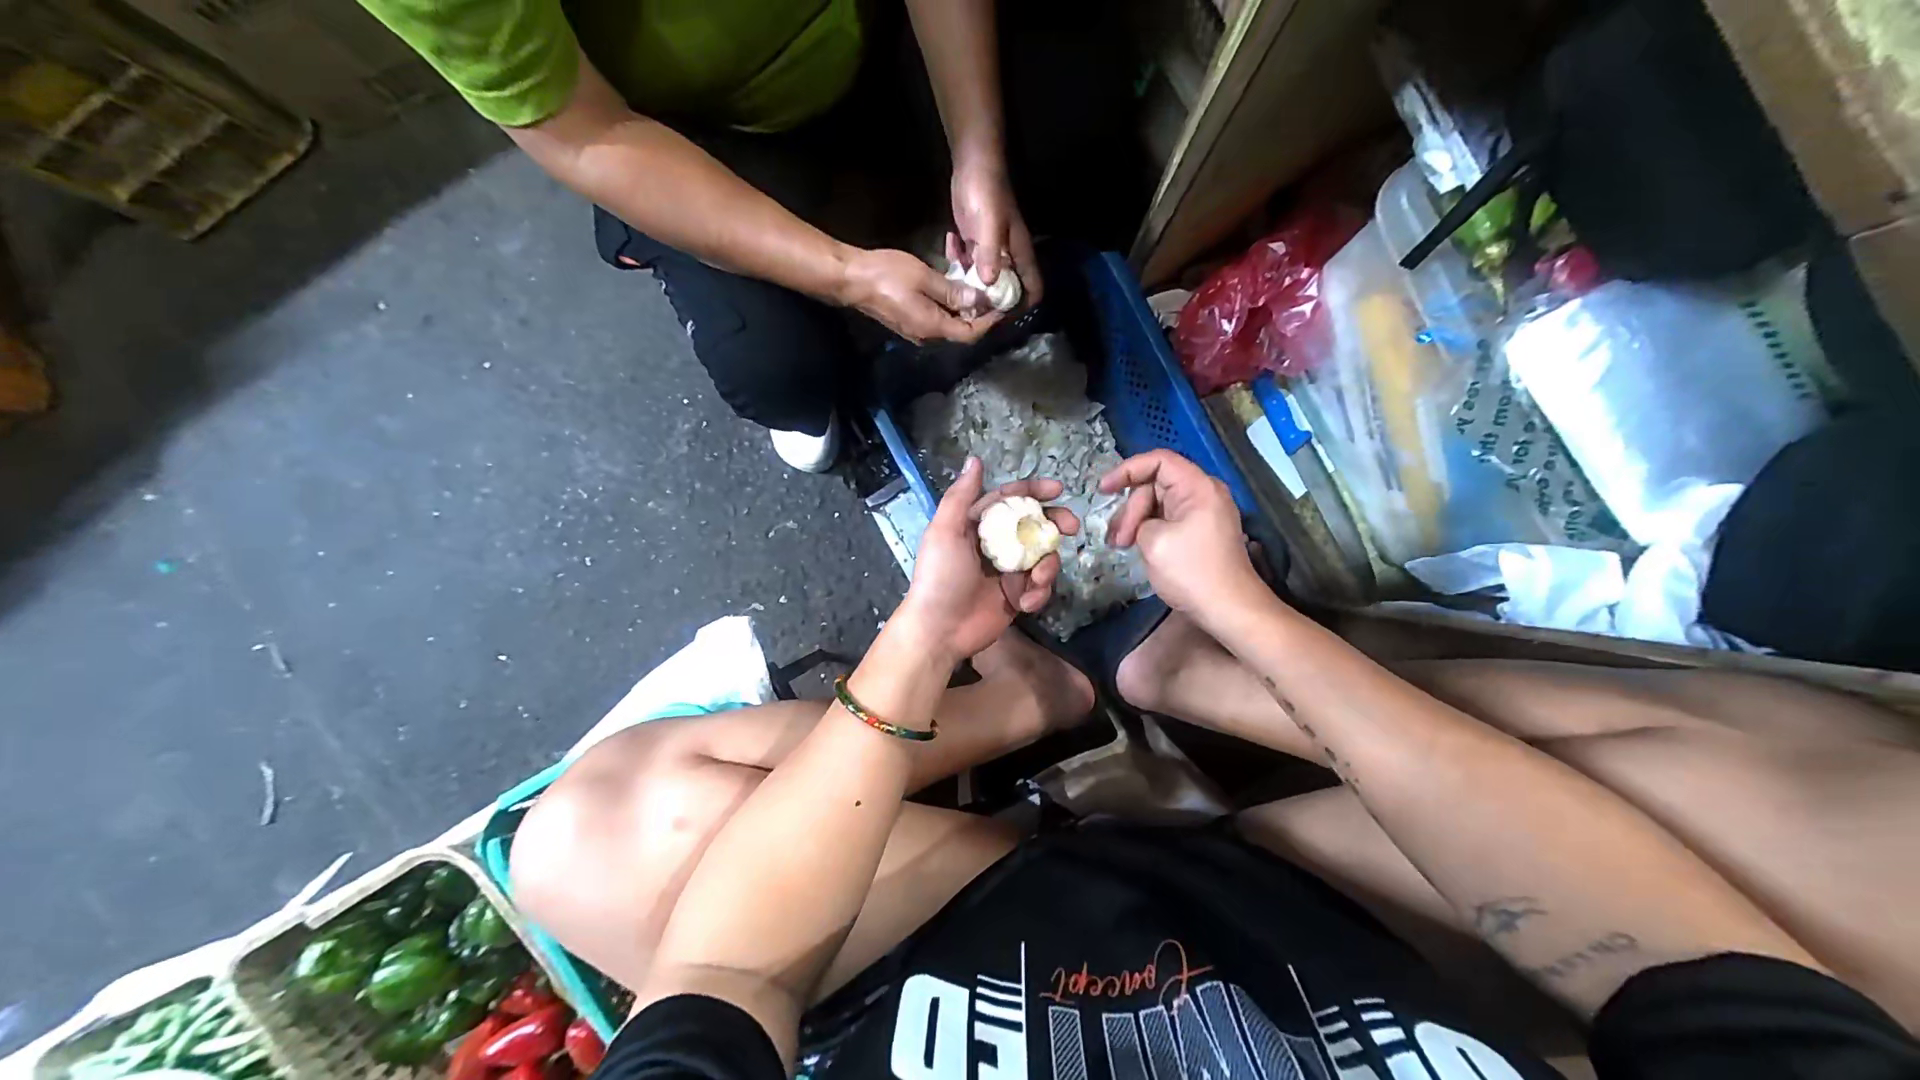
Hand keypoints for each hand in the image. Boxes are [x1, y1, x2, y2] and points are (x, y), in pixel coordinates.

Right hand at [836, 247, 996, 343]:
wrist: (850, 279)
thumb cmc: (886, 275)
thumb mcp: (924, 278)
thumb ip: (953, 292)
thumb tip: (979, 302)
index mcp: (933, 327)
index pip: (970, 334)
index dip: (988, 322)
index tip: (1001, 306)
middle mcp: (926, 335)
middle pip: (960, 331)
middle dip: (978, 315)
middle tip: (991, 295)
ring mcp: (915, 330)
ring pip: (947, 325)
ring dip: (962, 310)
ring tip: (975, 289)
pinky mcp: (907, 322)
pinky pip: (935, 319)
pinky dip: (947, 307)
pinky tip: (951, 288)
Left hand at [900, 457, 1078, 661]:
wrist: (940, 629)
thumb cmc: (940, 576)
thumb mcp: (945, 531)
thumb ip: (961, 496)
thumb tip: (975, 460)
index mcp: (976, 525)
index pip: (1009, 500)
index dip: (1033, 491)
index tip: (1057, 489)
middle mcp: (995, 544)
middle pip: (1034, 525)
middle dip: (1055, 524)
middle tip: (1071, 527)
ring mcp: (1008, 571)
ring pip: (1042, 557)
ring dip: (1047, 567)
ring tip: (1035, 580)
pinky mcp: (1016, 596)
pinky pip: (1039, 587)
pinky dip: (1038, 593)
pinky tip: (1024, 604)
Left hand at [950, 157, 1042, 306]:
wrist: (974, 163)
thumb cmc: (986, 193)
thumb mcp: (988, 224)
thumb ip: (990, 253)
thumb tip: (989, 285)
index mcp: (1019, 254)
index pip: (1033, 288)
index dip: (1023, 307)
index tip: (1004, 320)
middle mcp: (1008, 257)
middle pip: (1007, 290)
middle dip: (993, 304)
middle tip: (971, 312)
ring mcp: (991, 250)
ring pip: (986, 280)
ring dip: (973, 288)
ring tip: (956, 292)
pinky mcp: (975, 243)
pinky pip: (970, 264)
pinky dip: (960, 265)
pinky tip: (949, 256)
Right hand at [1099, 450, 1260, 614]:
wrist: (1228, 608)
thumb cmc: (1191, 572)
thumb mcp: (1153, 541)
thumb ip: (1139, 518)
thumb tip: (1142, 523)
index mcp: (1198, 488)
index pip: (1158, 460)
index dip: (1126, 470)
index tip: (1103, 489)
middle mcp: (1204, 493)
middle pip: (1156, 483)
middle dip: (1131, 507)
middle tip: (1116, 538)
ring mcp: (1204, 512)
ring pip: (1159, 502)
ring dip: (1136, 520)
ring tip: (1121, 545)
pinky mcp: (1201, 529)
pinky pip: (1169, 517)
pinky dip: (1149, 528)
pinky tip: (1136, 545)